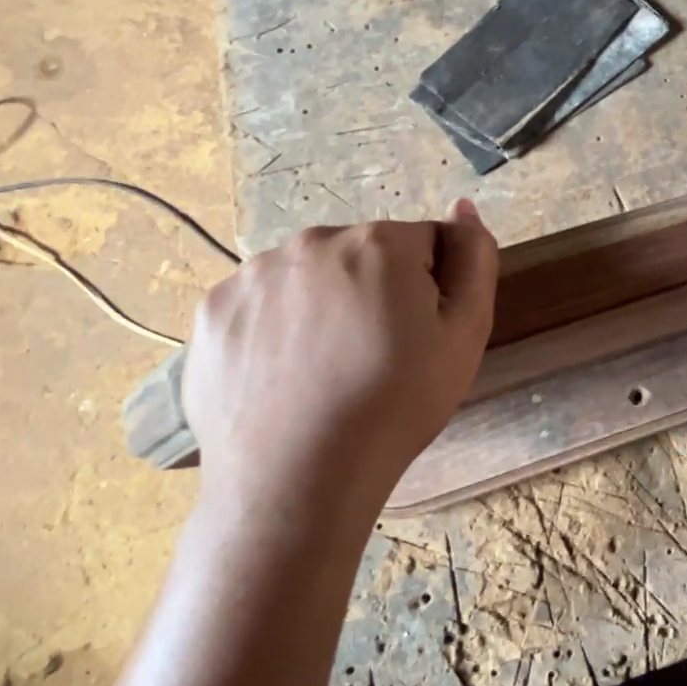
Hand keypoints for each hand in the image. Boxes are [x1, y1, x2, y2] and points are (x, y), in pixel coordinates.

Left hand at [182, 199, 498, 524]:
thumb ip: (474, 259)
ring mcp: (252, 274)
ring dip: (328, 302)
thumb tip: (462, 207)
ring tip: (330, 367)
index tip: (421, 336)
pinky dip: (279, 324)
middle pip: (366, 253)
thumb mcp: (466, 333)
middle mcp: (312, 241)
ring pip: (312, 275)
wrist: (298, 479)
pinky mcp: (211, 311)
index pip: (426, 243)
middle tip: (380, 354)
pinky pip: (264, 301)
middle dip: (378, 288)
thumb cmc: (398, 403)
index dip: (433, 289)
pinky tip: (287, 371)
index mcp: (379, 242)